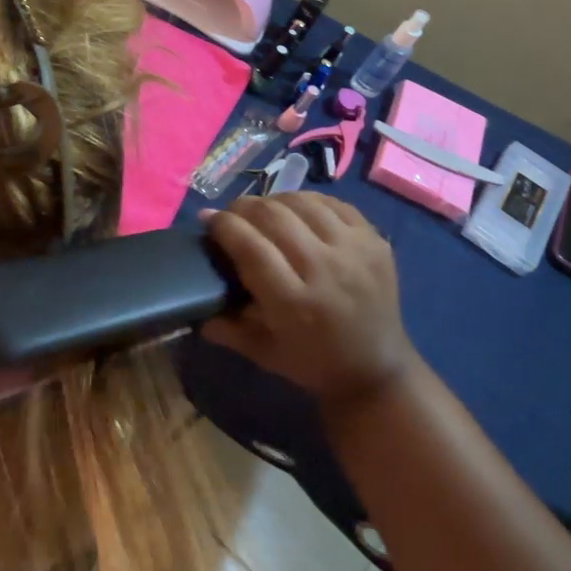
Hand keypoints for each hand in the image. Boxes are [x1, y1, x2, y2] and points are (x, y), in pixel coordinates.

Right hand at [201, 193, 417, 410]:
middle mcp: (326, 270)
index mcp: (294, 303)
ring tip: (262, 211)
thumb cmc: (312, 363)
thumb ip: (224, 325)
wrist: (378, 369)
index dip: (223, 225)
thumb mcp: (260, 352)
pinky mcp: (376, 241)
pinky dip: (307, 201)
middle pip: (274, 216)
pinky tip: (295, 210)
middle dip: (243, 207)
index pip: (250, 246)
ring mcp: (355, 251)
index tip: (207, 219)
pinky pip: (334, 203)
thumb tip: (192, 295)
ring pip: (302, 202)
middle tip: (231, 214)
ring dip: (273, 200)